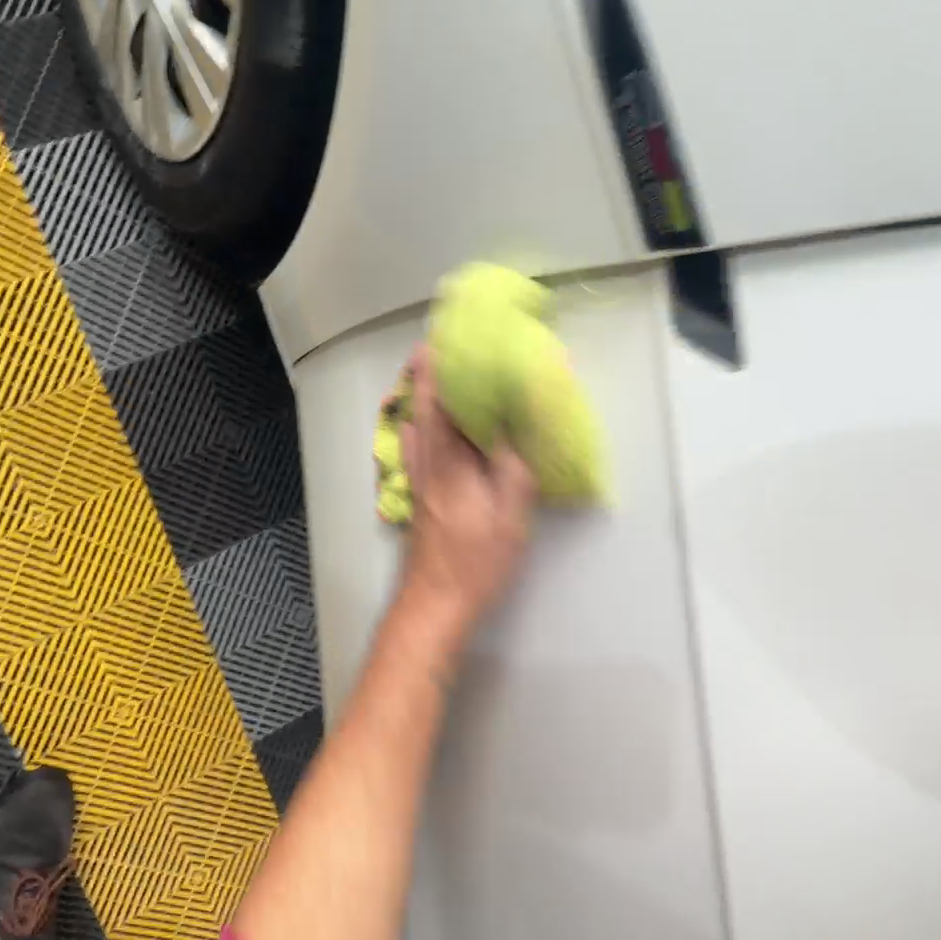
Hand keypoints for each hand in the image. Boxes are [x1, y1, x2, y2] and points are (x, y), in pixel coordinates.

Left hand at [399, 347, 537, 631]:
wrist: (434, 604)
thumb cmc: (474, 558)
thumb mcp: (510, 508)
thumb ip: (515, 457)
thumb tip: (523, 411)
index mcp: (445, 458)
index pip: (436, 398)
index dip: (437, 365)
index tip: (443, 335)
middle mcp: (424, 462)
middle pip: (422, 407)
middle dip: (431, 375)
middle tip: (446, 348)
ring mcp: (417, 481)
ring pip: (417, 427)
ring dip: (427, 399)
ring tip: (443, 378)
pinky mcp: (419, 497)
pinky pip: (419, 447)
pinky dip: (425, 426)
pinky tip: (433, 430)